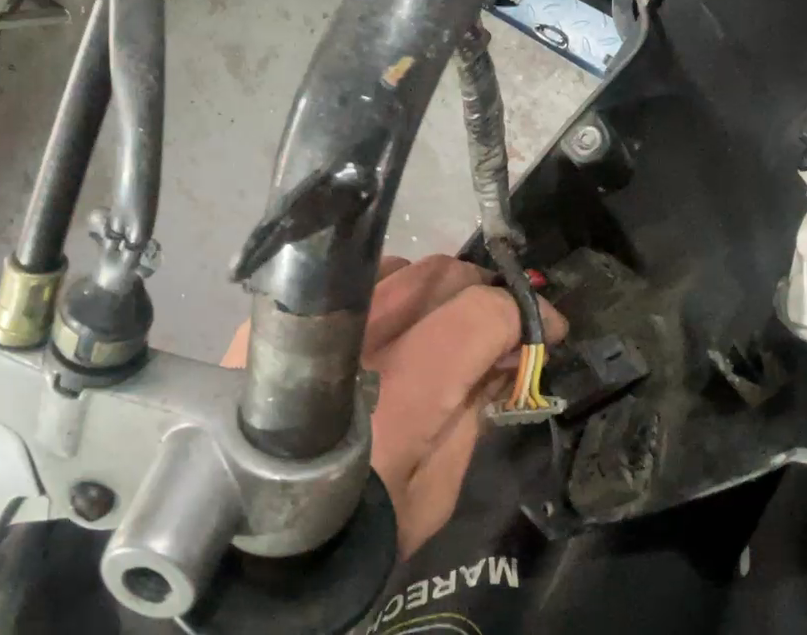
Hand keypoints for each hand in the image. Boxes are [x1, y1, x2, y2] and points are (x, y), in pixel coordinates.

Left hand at [223, 254, 566, 557]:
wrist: (258, 541)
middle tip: (500, 326)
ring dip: (438, 289)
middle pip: (441, 275)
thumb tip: (510, 354)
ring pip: (400, 265)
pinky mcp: (275, 325)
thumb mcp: (438, 488)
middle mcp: (356, 341)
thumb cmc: (364, 526)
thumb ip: (476, 410)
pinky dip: (389, 288)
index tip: (548, 329)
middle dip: (485, 294)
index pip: (480, 313)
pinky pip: (352, 280)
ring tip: (446, 321)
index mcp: (403, 393)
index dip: (526, 314)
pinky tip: (394, 320)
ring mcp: (310, 327)